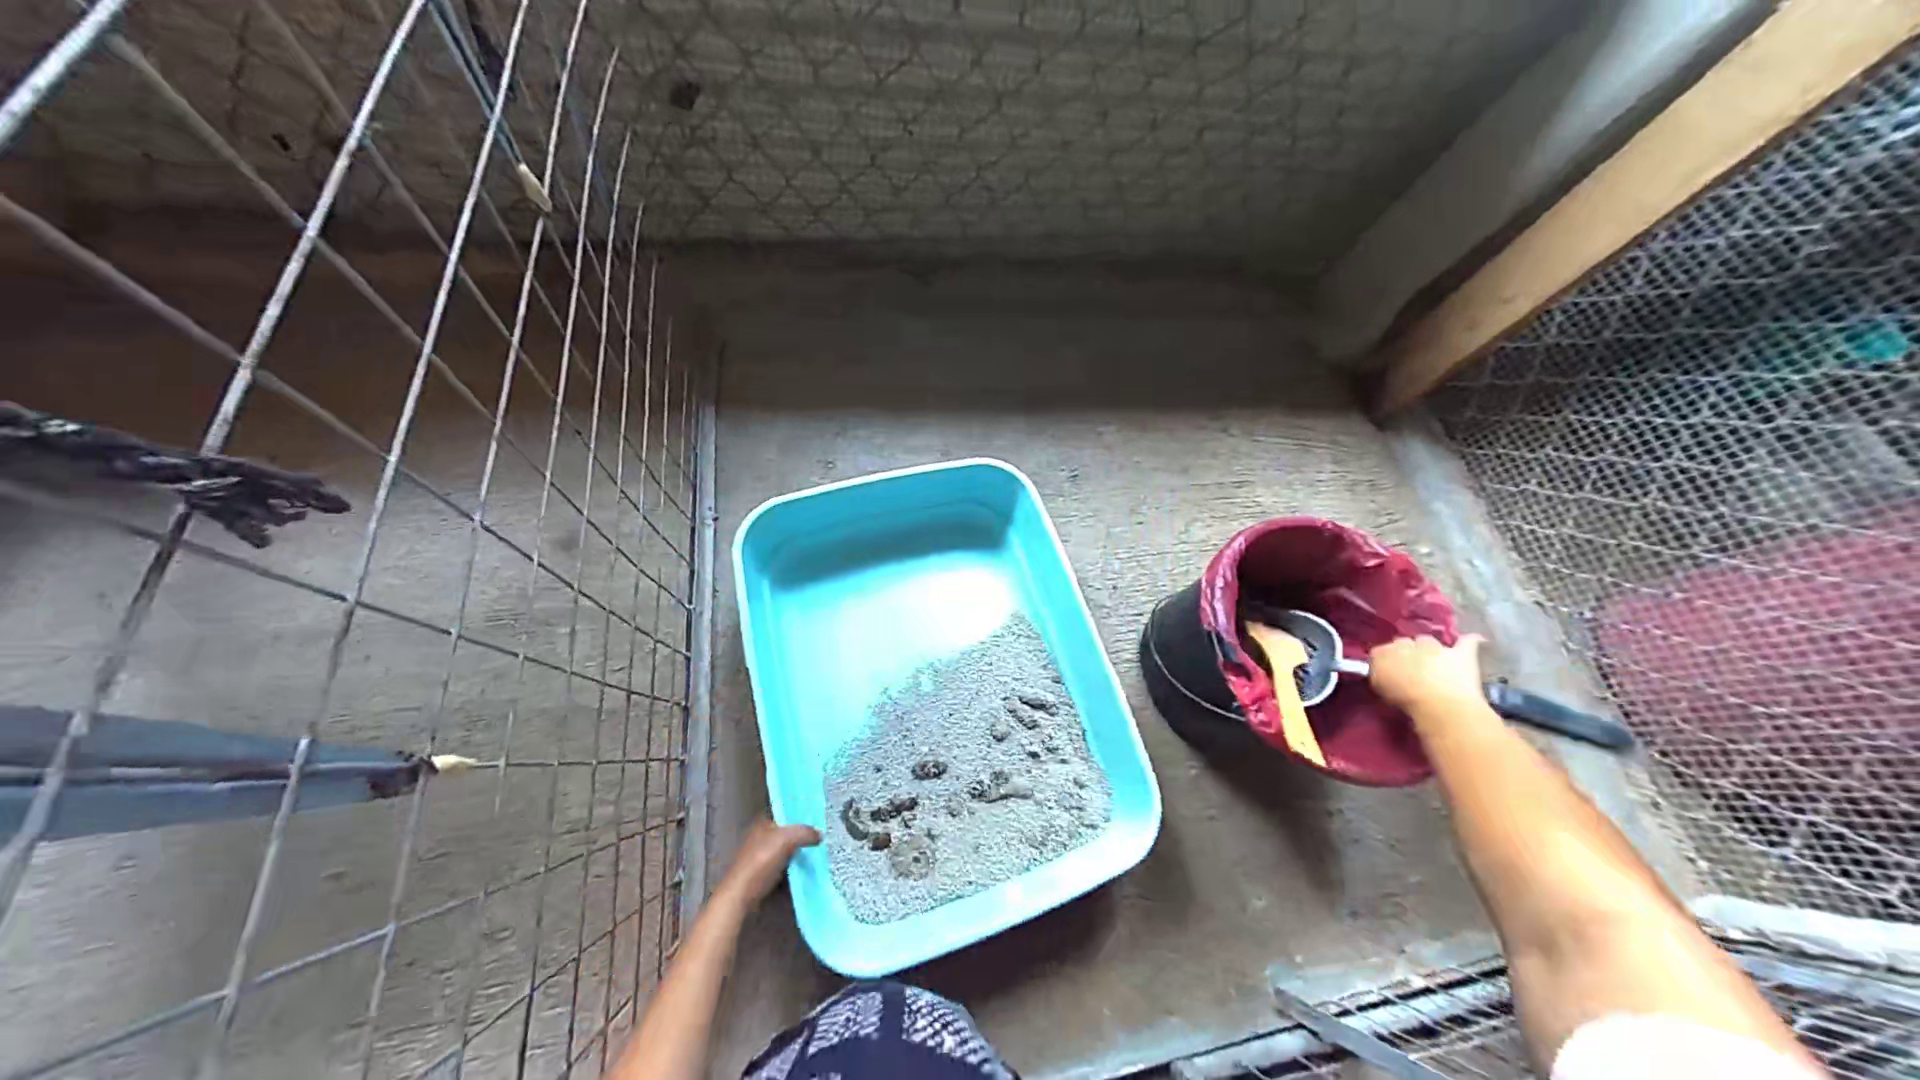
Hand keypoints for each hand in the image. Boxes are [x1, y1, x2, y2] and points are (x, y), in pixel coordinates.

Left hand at [715, 818, 820, 906]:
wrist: (741, 895)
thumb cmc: (761, 861)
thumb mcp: (786, 839)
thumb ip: (804, 832)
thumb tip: (820, 834)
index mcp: (762, 823)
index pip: (783, 813)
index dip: (799, 814)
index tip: (817, 818)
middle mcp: (759, 836)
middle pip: (785, 832)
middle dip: (800, 835)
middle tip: (820, 836)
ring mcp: (759, 856)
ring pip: (784, 850)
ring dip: (797, 852)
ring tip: (817, 852)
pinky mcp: (761, 874)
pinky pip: (782, 866)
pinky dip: (792, 867)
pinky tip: (805, 869)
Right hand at [1369, 634, 1486, 715]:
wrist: (1439, 704)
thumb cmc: (1404, 699)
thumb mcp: (1379, 688)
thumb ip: (1378, 674)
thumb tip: (1381, 670)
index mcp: (1383, 653)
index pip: (1379, 651)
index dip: (1385, 660)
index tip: (1388, 671)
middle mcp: (1407, 644)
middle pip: (1404, 642)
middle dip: (1406, 652)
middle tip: (1411, 668)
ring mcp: (1435, 647)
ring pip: (1428, 640)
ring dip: (1430, 648)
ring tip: (1433, 660)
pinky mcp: (1461, 653)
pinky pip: (1467, 641)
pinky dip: (1469, 640)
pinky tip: (1473, 639)